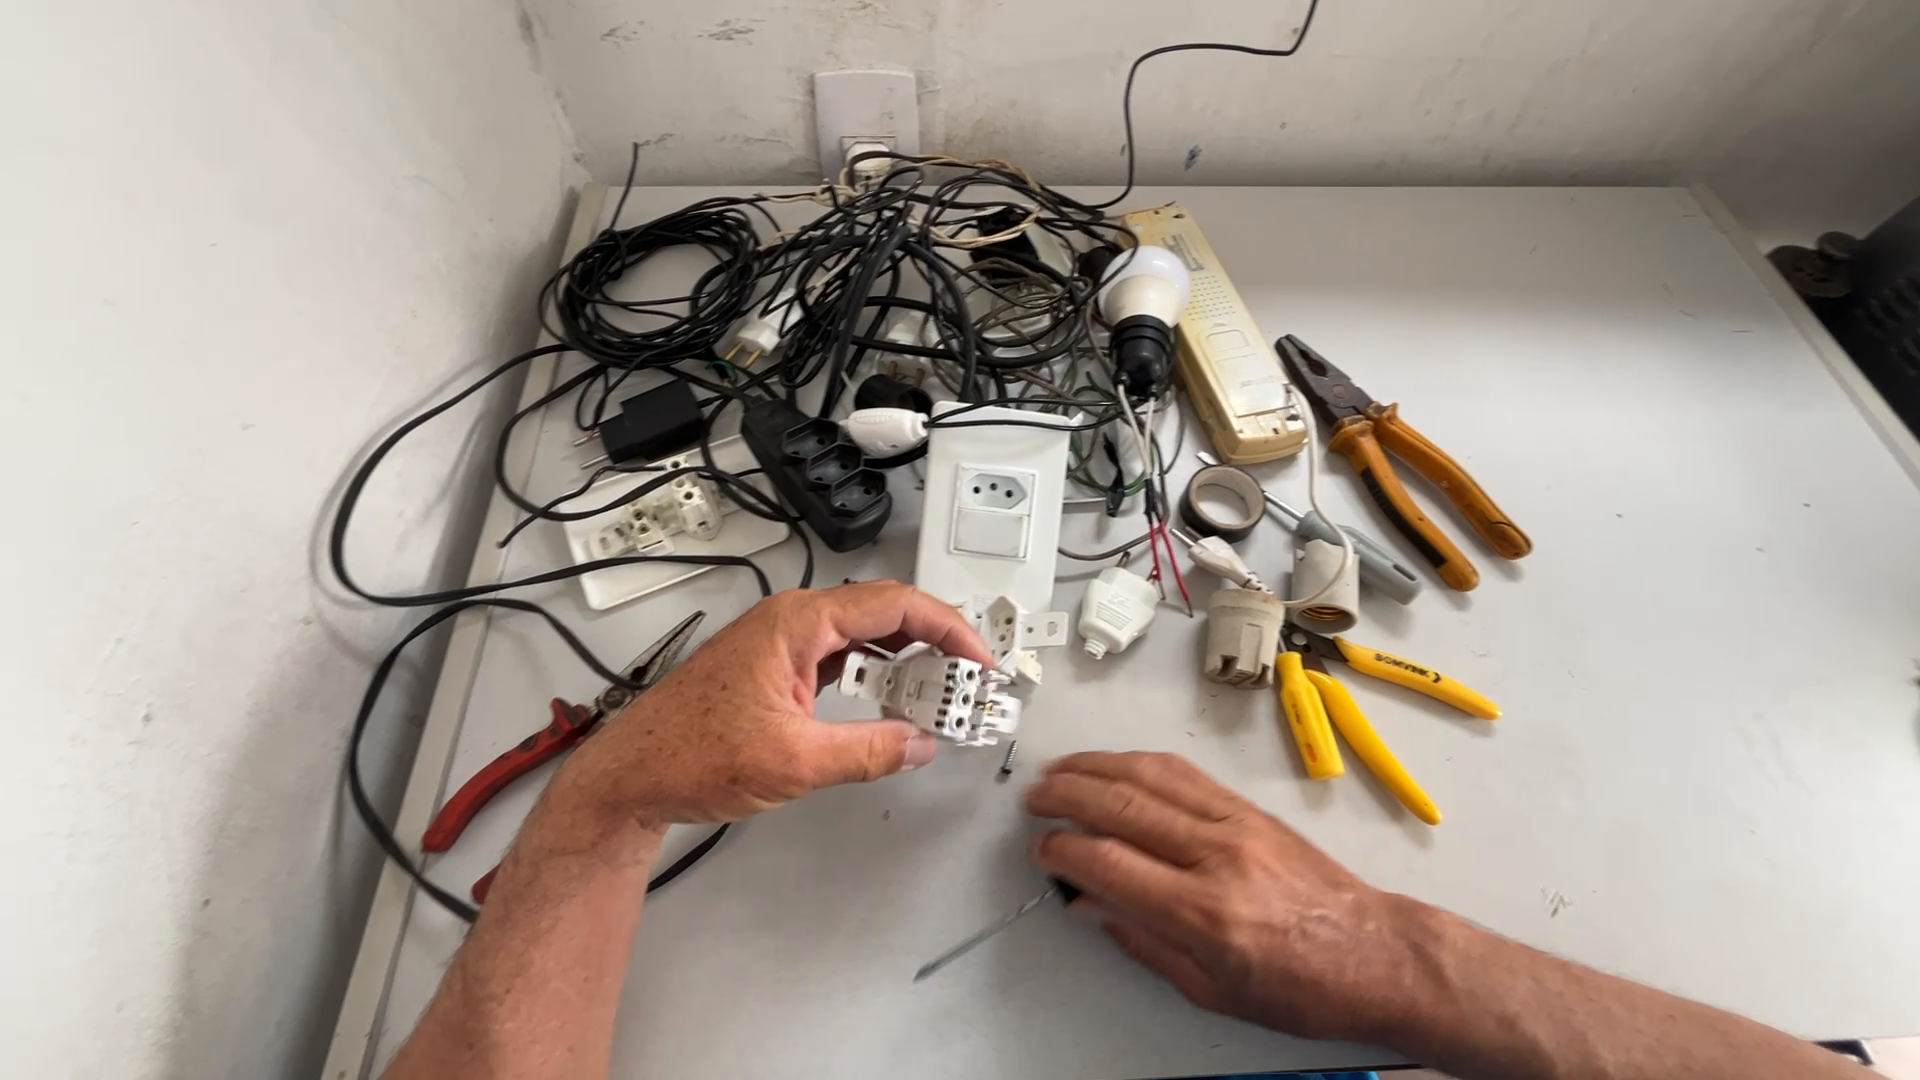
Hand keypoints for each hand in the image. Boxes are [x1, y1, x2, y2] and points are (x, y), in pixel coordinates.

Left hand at [559, 581, 990, 830]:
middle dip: (935, 639)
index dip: (948, 628)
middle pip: (884, 609)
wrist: (632, 776)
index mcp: (799, 623)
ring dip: (907, 654)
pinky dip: (877, 667)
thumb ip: (870, 752)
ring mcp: (783, 638)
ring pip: (864, 629)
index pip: (895, 605)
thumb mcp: (797, 761)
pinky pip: (842, 650)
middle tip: (969, 675)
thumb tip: (921, 744)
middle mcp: (793, 619)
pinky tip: (893, 692)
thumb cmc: (691, 754)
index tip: (977, 659)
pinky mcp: (777, 661)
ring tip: (941, 686)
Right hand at [1025, 751, 1422, 1042]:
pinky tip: (1111, 764)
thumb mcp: (1210, 990)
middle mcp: (1216, 856)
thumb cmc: (1298, 986)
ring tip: (1058, 771)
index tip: (1041, 851)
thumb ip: (1141, 940)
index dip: (1063, 852)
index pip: (1111, 864)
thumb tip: (1086, 902)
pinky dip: (1135, 762)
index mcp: (1205, 914)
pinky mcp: (1244, 805)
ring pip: (1146, 775)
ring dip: (1093, 767)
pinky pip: (1180, 770)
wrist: (1375, 951)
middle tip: (1034, 800)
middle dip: (1065, 796)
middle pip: (1120, 806)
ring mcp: (1233, 821)